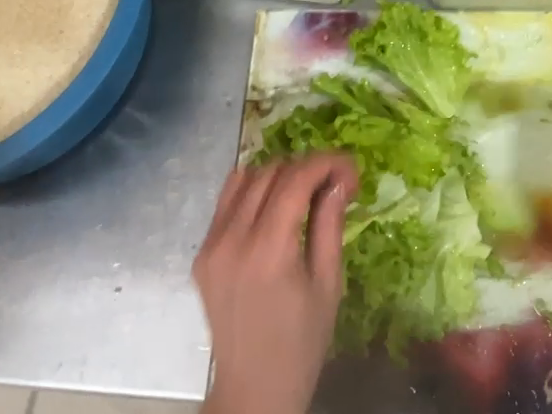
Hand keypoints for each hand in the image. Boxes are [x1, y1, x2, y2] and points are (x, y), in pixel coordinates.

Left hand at [195, 154, 356, 413]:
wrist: (254, 387)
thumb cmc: (302, 342)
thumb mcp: (328, 284)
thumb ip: (330, 225)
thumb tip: (339, 180)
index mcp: (269, 250)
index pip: (295, 179)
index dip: (326, 163)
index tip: (349, 169)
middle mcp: (233, 239)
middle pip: (270, 172)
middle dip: (305, 167)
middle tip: (333, 182)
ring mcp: (211, 245)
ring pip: (244, 179)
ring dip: (277, 175)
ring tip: (303, 191)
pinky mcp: (201, 253)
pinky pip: (225, 202)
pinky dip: (251, 191)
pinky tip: (272, 205)